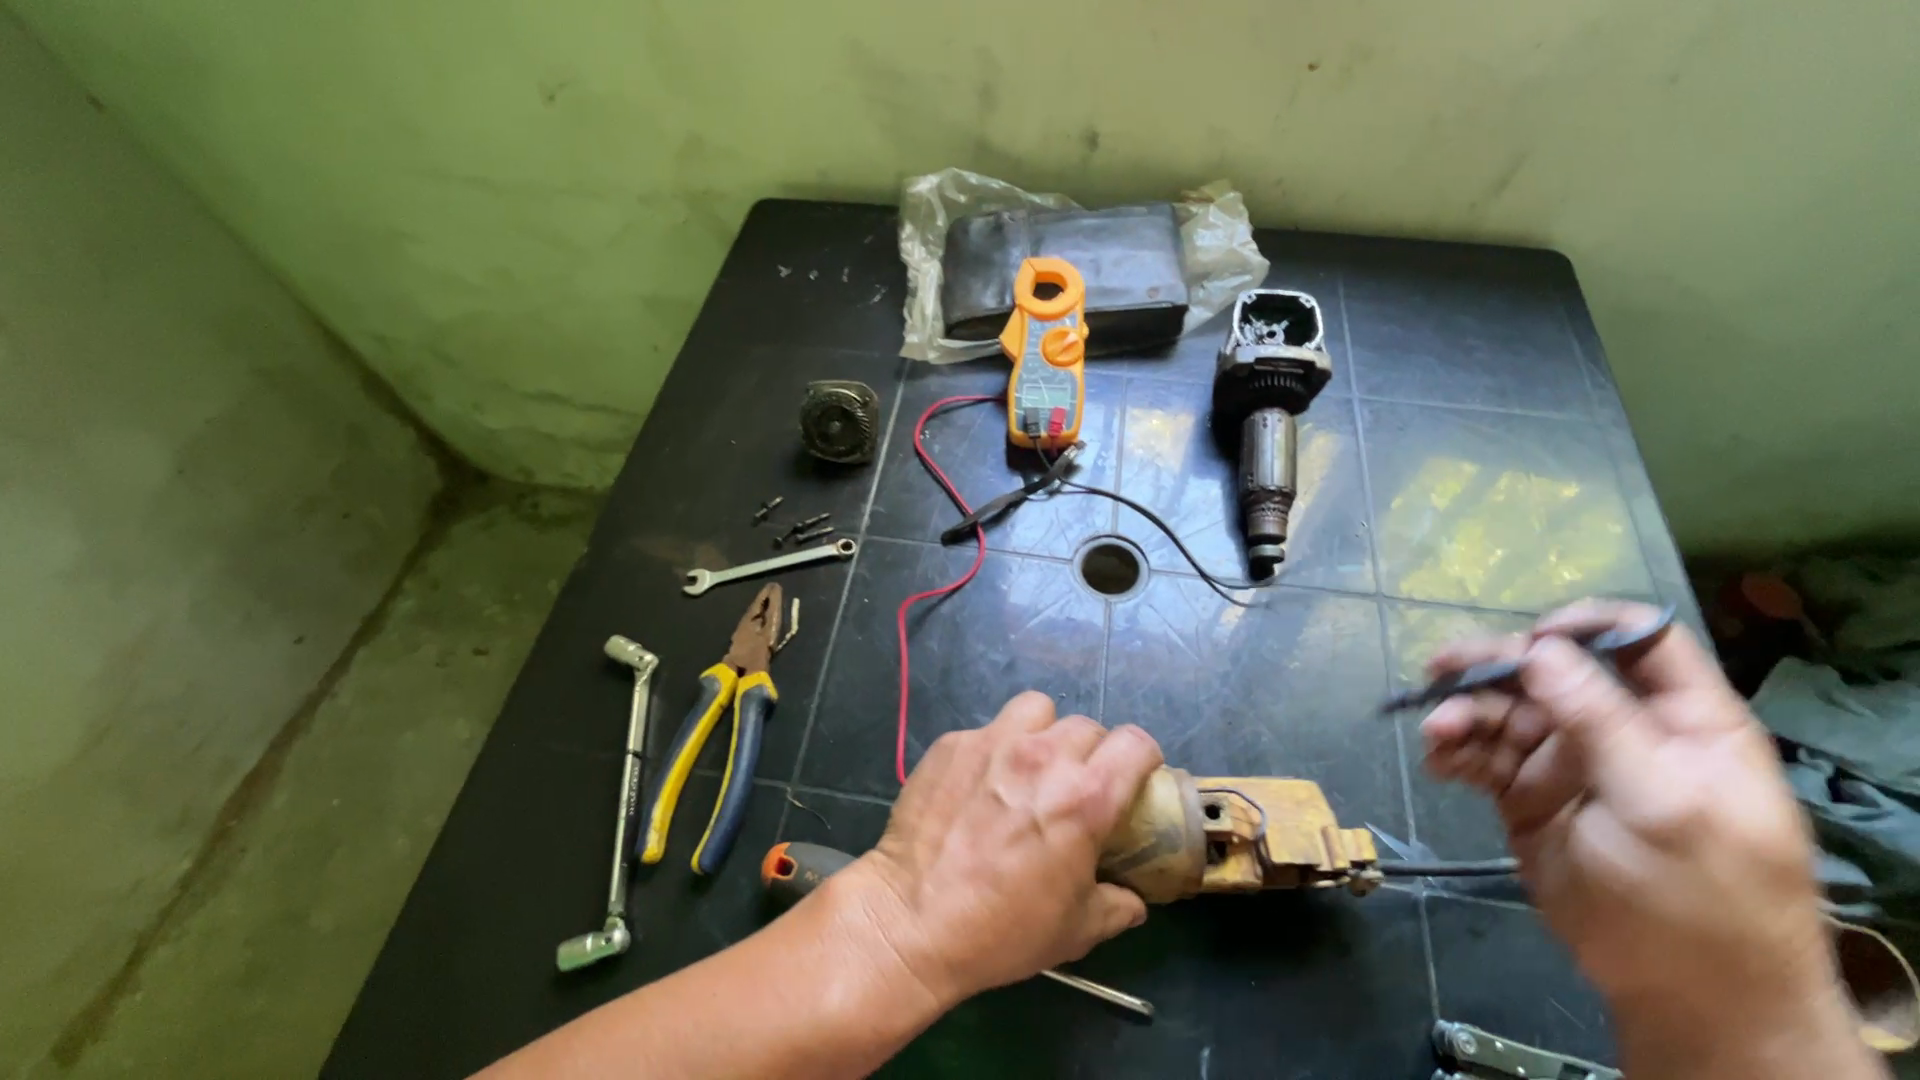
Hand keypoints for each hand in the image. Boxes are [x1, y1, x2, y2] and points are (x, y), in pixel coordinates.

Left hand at [837, 691, 1162, 1006]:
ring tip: (1030, 765)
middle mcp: (1043, 757)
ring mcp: (992, 743)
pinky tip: (980, 782)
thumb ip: (1115, 906)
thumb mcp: (1075, 930)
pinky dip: (995, 748)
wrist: (912, 921)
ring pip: (1036, 710)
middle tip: (1076, 784)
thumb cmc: (1002, 930)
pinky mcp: (952, 744)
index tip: (1134, 777)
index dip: (1142, 758)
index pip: (1134, 744)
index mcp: (1085, 798)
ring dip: (1043, 732)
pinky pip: (987, 729)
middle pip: (1087, 726)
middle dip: (1092, 752)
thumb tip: (1132, 900)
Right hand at [1421, 601, 1878, 1075]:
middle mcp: (1617, 729)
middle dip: (1493, 668)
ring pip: (1503, 712)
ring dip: (1463, 714)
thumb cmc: (1699, 896)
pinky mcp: (1525, 793)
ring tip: (1436, 733)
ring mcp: (1566, 761)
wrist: (1681, 991)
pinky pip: (1480, 755)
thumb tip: (1541, 649)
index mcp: (1678, 720)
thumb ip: (1603, 721)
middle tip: (1440, 672)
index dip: (1584, 626)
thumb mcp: (1663, 803)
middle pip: (1547, 671)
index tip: (1531, 639)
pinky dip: (1453, 751)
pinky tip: (1438, 761)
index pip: (1637, 642)